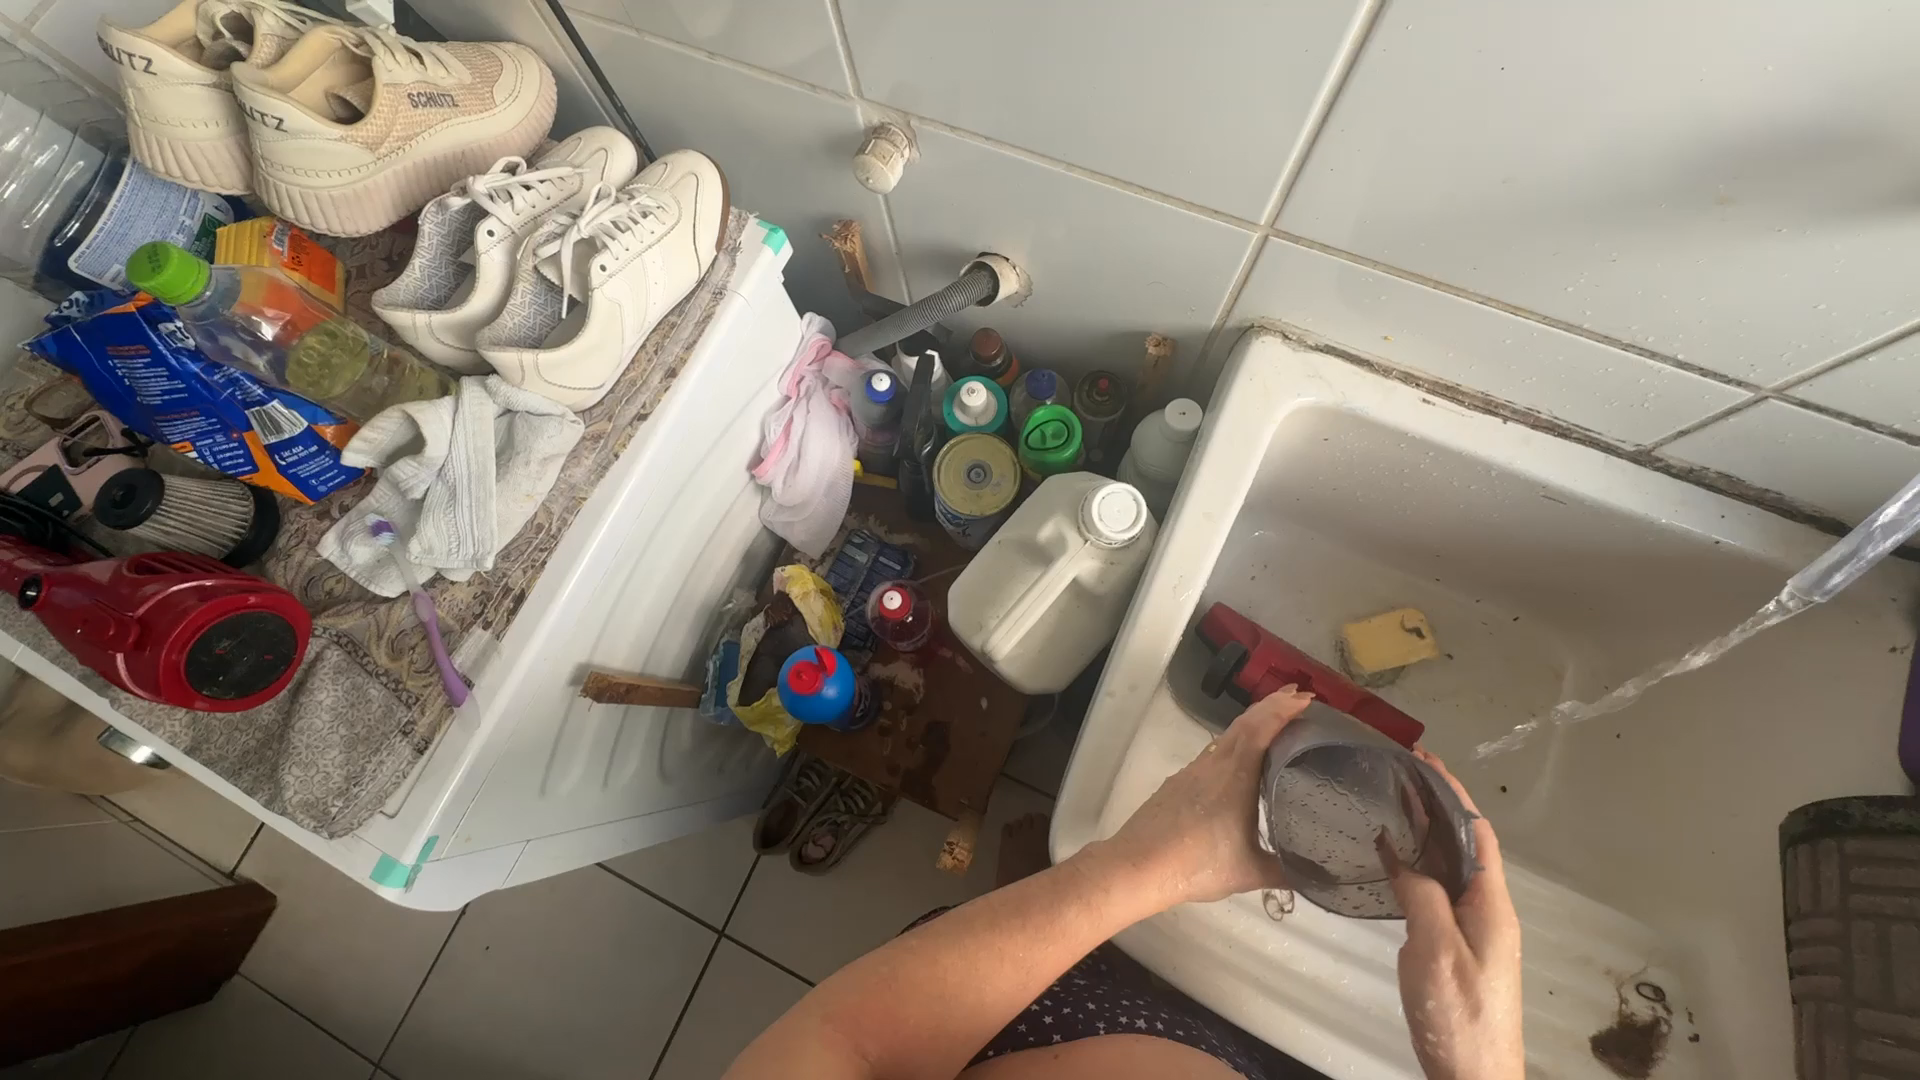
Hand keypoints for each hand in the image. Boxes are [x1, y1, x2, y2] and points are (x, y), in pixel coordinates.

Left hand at [1092, 686, 1314, 907]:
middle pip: (1243, 724)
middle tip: (1297, 699)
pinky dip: (1233, 744)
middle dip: (1271, 707)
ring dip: (1251, 724)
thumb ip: (1287, 871)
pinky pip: (1212, 753)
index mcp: (1233, 776)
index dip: (1283, 709)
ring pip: (1225, 737)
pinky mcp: (1178, 782)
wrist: (1139, 863)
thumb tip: (1320, 876)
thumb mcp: (1250, 872)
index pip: (1260, 729)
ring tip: (1276, 725)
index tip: (1305, 697)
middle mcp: (1212, 765)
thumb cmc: (1196, 864)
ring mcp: (1192, 772)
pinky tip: (1240, 762)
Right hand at [1379, 748, 1523, 1079]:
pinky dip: (1412, 862)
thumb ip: (1423, 895)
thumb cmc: (1460, 1013)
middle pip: (1463, 844)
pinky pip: (1433, 888)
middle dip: (1437, 804)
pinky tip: (1388, 854)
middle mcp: (1484, 909)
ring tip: (1391, 799)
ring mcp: (1468, 928)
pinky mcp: (1450, 943)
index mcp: (1490, 905)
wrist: (1473, 1079)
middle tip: (1399, 771)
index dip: (1454, 794)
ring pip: (1447, 864)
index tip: (1424, 761)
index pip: (1476, 833)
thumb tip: (1402, 852)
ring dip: (1424, 829)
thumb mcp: (1437, 949)